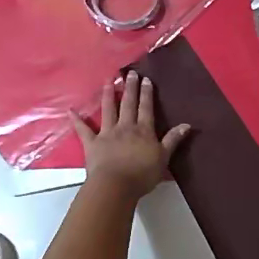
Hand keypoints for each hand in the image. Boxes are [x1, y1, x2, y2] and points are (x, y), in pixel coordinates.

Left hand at [68, 71, 190, 199]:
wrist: (116, 185)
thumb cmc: (142, 174)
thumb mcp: (164, 158)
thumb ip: (173, 140)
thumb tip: (187, 124)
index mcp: (143, 131)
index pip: (146, 108)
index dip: (146, 94)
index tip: (145, 79)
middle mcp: (125, 127)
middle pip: (128, 104)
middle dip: (130, 88)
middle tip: (129, 73)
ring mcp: (107, 133)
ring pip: (108, 110)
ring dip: (108, 95)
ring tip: (108, 81)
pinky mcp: (92, 143)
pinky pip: (83, 130)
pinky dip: (77, 120)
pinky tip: (71, 110)